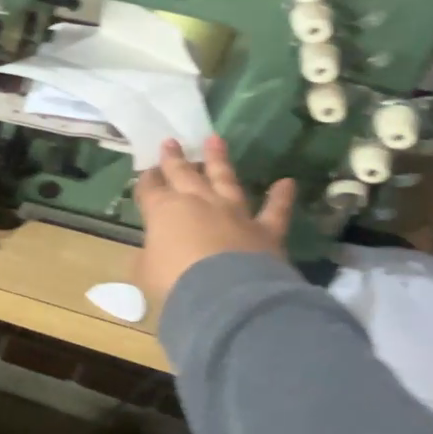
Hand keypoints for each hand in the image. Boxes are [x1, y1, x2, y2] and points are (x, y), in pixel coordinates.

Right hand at [133, 137, 295, 303]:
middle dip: (175, 159)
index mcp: (163, 211)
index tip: (146, 172)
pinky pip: (275, 210)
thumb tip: (156, 251)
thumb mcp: (145, 269)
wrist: (225, 293)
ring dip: (220, 161)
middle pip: (184, 175)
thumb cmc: (174, 280)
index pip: (150, 190)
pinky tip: (287, 183)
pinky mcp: (264, 230)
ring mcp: (234, 213)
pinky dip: (281, 197)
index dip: (147, 180)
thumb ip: (150, 254)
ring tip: (215, 140)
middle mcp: (198, 203)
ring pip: (226, 180)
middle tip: (171, 142)